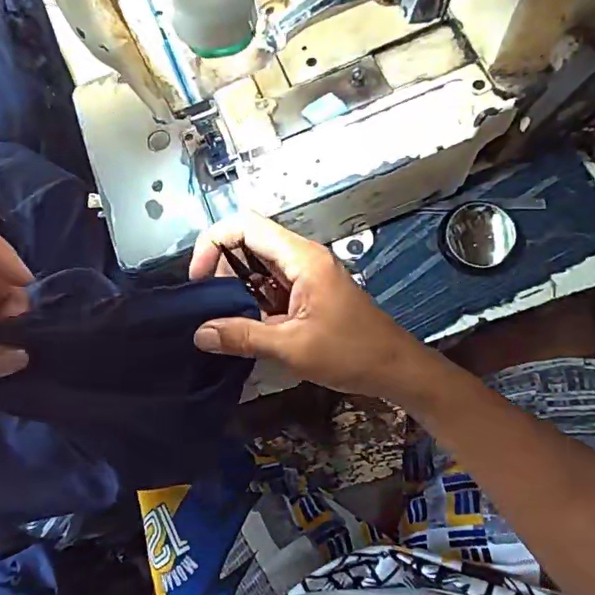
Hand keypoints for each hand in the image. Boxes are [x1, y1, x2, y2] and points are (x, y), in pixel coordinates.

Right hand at [188, 212, 455, 404]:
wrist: (395, 368)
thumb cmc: (351, 353)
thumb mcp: (291, 347)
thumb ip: (243, 337)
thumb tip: (200, 334)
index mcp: (301, 258)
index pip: (244, 225)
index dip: (213, 243)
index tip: (199, 279)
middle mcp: (301, 257)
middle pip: (247, 241)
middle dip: (219, 266)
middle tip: (208, 304)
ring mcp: (305, 273)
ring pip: (256, 264)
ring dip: (233, 286)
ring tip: (221, 316)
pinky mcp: (306, 291)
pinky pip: (268, 284)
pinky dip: (249, 298)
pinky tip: (242, 323)